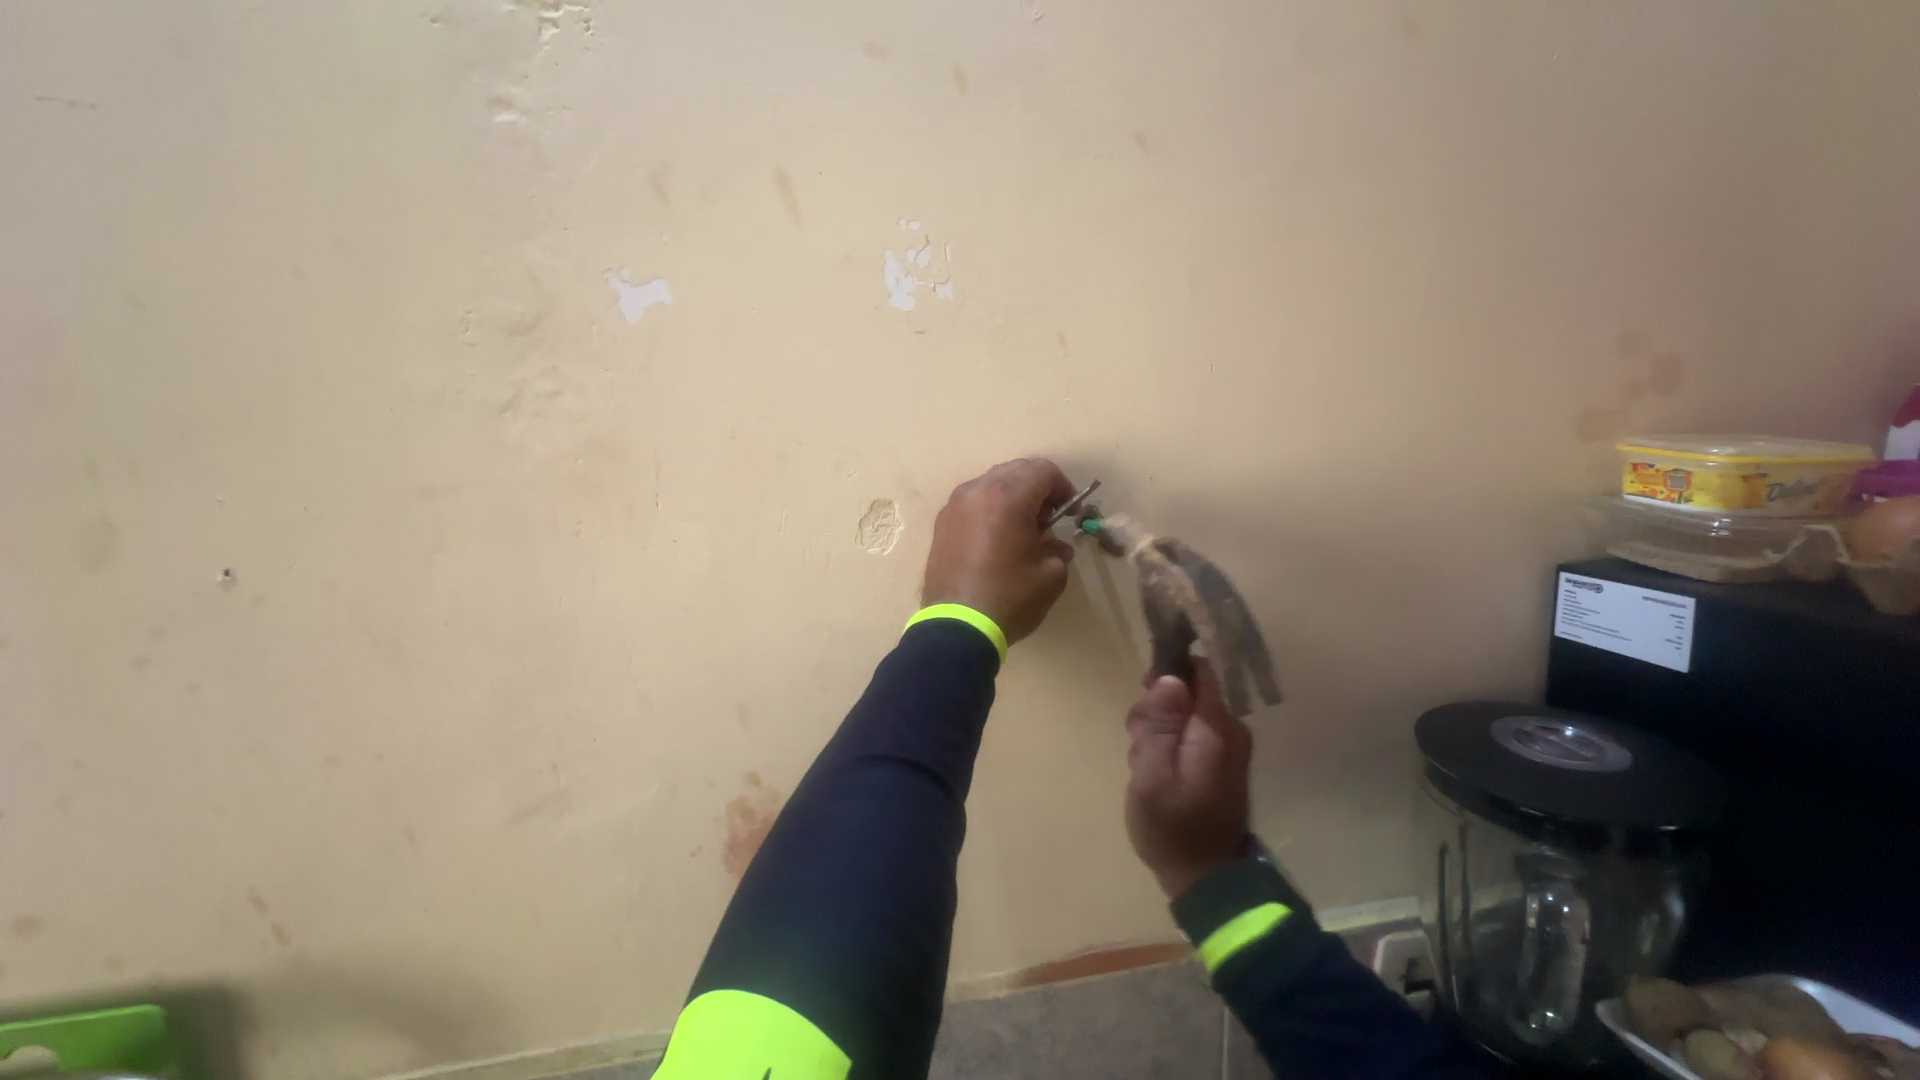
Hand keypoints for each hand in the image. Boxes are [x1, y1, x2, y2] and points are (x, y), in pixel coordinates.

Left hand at [921, 458, 1077, 644]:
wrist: (957, 627)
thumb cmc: (1009, 597)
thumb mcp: (1051, 575)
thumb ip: (1058, 549)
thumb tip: (1054, 545)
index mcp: (1008, 496)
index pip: (1043, 471)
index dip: (1063, 488)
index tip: (1070, 513)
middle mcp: (977, 491)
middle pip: (1015, 471)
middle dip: (1037, 489)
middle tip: (1048, 520)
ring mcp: (955, 506)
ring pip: (991, 484)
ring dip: (1012, 497)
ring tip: (1022, 530)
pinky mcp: (941, 524)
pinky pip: (973, 503)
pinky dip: (990, 510)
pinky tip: (997, 540)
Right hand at [1124, 661, 1252, 900]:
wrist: (1206, 879)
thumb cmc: (1173, 827)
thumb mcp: (1153, 773)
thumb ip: (1160, 724)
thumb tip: (1169, 678)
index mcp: (1216, 729)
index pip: (1198, 672)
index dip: (1167, 673)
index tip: (1142, 694)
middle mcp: (1230, 731)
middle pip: (1187, 694)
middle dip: (1156, 712)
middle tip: (1138, 746)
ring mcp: (1229, 749)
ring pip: (1184, 717)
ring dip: (1159, 734)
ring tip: (1146, 767)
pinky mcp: (1222, 764)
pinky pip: (1190, 737)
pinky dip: (1169, 749)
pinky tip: (1157, 774)